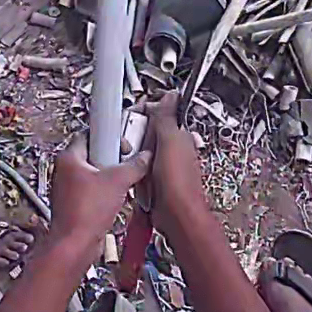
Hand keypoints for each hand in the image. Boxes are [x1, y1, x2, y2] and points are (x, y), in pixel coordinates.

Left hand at [47, 139, 151, 250]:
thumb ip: (135, 166)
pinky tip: (117, 200)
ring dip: (112, 179)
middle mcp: (65, 172)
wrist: (75, 245)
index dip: (109, 138)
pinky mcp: (75, 204)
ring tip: (122, 186)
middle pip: (95, 155)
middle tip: (125, 167)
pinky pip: (94, 192)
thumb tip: (145, 159)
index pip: (90, 135)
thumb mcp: (118, 181)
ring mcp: (69, 189)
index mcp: (69, 158)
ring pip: (96, 175)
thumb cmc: (84, 213)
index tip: (122, 146)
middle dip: (114, 161)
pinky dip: (107, 194)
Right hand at [141, 93, 212, 242]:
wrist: (176, 216)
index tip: (133, 115)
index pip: (160, 113)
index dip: (145, 112)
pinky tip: (135, 176)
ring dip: (133, 156)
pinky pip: (137, 169)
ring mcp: (162, 165)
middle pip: (146, 132)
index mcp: (179, 136)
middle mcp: (171, 149)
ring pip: (139, 151)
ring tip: (134, 162)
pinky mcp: (153, 179)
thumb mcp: (169, 142)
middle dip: (135, 136)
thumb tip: (170, 95)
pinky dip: (134, 172)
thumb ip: (167, 118)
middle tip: (131, 142)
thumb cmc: (179, 183)